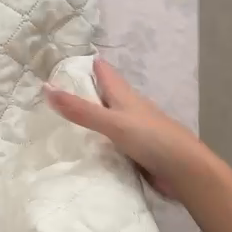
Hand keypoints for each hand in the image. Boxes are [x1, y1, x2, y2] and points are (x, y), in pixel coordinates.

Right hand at [43, 60, 217, 199]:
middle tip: (50, 91)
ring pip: (105, 119)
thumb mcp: (112, 122)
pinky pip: (109, 142)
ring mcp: (132, 131)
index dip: (84, 62)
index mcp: (124, 95)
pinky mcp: (135, 151)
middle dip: (81, 91)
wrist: (185, 171)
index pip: (102, 70)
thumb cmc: (151, 139)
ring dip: (87, 118)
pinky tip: (81, 148)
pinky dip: (95, 141)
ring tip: (58, 120)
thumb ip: (80, 110)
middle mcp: (128, 109)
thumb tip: (46, 87)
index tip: (59, 59)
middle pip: (102, 94)